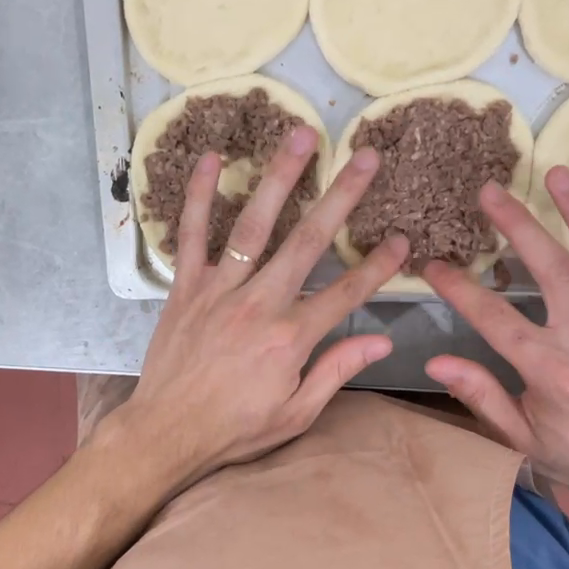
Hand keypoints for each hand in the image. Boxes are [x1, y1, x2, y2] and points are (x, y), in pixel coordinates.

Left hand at [105, 126, 408, 487]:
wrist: (166, 432)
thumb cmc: (234, 429)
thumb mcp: (296, 414)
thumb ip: (336, 371)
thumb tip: (381, 341)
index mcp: (290, 339)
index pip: (346, 294)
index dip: (378, 267)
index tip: (401, 240)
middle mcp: (259, 304)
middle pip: (307, 242)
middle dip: (341, 197)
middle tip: (366, 157)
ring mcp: (219, 290)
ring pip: (254, 225)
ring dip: (279, 177)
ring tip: (301, 135)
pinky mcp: (185, 288)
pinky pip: (191, 235)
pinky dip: (200, 197)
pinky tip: (212, 159)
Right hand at [422, 167, 568, 510]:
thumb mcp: (515, 435)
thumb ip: (479, 395)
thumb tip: (436, 363)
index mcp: (551, 372)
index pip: (495, 319)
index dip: (459, 289)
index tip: (433, 265)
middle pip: (552, 269)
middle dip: (519, 226)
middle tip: (491, 192)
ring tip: (556, 173)